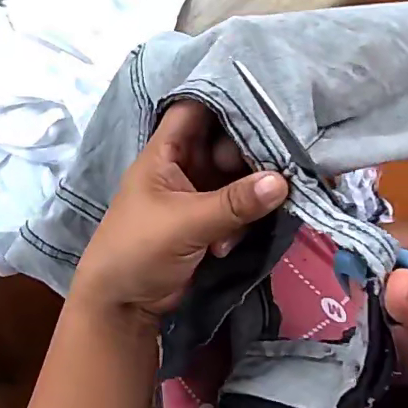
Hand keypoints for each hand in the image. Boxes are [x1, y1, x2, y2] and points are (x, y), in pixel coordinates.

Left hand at [72, 101, 288, 320]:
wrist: (123, 306)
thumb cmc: (139, 250)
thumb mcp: (187, 223)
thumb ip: (235, 202)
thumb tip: (283, 181)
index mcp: (165, 153)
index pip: (197, 110)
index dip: (227, 102)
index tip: (268, 104)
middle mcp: (183, 167)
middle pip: (226, 145)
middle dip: (249, 160)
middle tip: (272, 174)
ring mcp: (197, 195)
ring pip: (237, 180)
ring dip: (245, 201)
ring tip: (237, 227)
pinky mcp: (209, 222)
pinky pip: (237, 210)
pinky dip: (238, 225)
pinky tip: (224, 248)